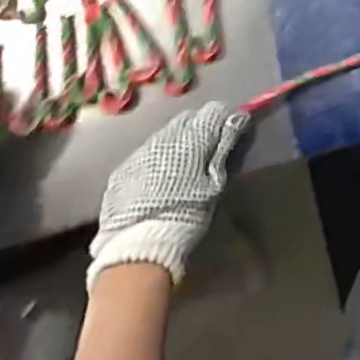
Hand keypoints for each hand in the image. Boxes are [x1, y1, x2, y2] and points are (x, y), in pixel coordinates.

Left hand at [87, 102, 247, 288]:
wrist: (136, 247)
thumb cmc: (184, 217)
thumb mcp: (213, 185)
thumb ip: (223, 149)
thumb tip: (237, 119)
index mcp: (190, 139)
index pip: (213, 111)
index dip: (225, 119)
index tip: (232, 132)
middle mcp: (163, 136)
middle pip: (187, 119)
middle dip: (200, 128)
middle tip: (208, 151)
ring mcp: (139, 151)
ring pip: (164, 135)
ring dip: (177, 143)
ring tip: (182, 168)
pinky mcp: (123, 168)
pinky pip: (145, 153)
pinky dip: (156, 160)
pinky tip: (158, 181)